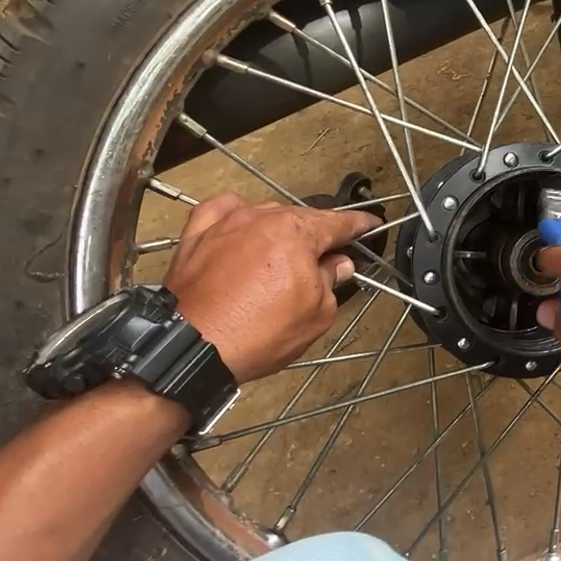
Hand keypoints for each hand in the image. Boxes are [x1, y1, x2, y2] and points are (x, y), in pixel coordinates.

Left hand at [163, 194, 381, 380]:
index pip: (339, 223)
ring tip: (286, 252)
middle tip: (329, 256)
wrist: (191, 349)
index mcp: (297, 233)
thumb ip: (331, 281)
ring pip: (266, 213)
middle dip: (319, 234)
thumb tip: (337, 265)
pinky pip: (220, 211)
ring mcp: (225, 224)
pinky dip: (236, 214)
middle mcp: (261, 219)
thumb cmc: (257, 332)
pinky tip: (243, 225)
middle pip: (303, 217)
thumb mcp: (317, 313)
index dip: (359, 225)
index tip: (370, 225)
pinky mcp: (196, 237)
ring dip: (281, 228)